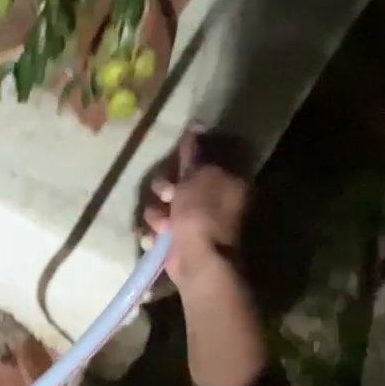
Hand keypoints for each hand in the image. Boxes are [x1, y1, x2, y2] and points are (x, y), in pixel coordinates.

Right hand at [139, 130, 247, 294]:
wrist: (198, 260)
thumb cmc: (202, 213)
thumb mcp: (197, 175)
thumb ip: (194, 153)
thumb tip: (195, 125)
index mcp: (228, 180)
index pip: (208, 157)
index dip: (188, 157)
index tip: (176, 160)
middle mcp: (215, 199)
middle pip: (181, 180)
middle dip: (166, 186)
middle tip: (165, 192)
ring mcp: (197, 220)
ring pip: (166, 203)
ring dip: (157, 212)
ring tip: (161, 223)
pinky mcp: (180, 238)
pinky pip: (160, 226)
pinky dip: (156, 231)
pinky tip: (156, 237)